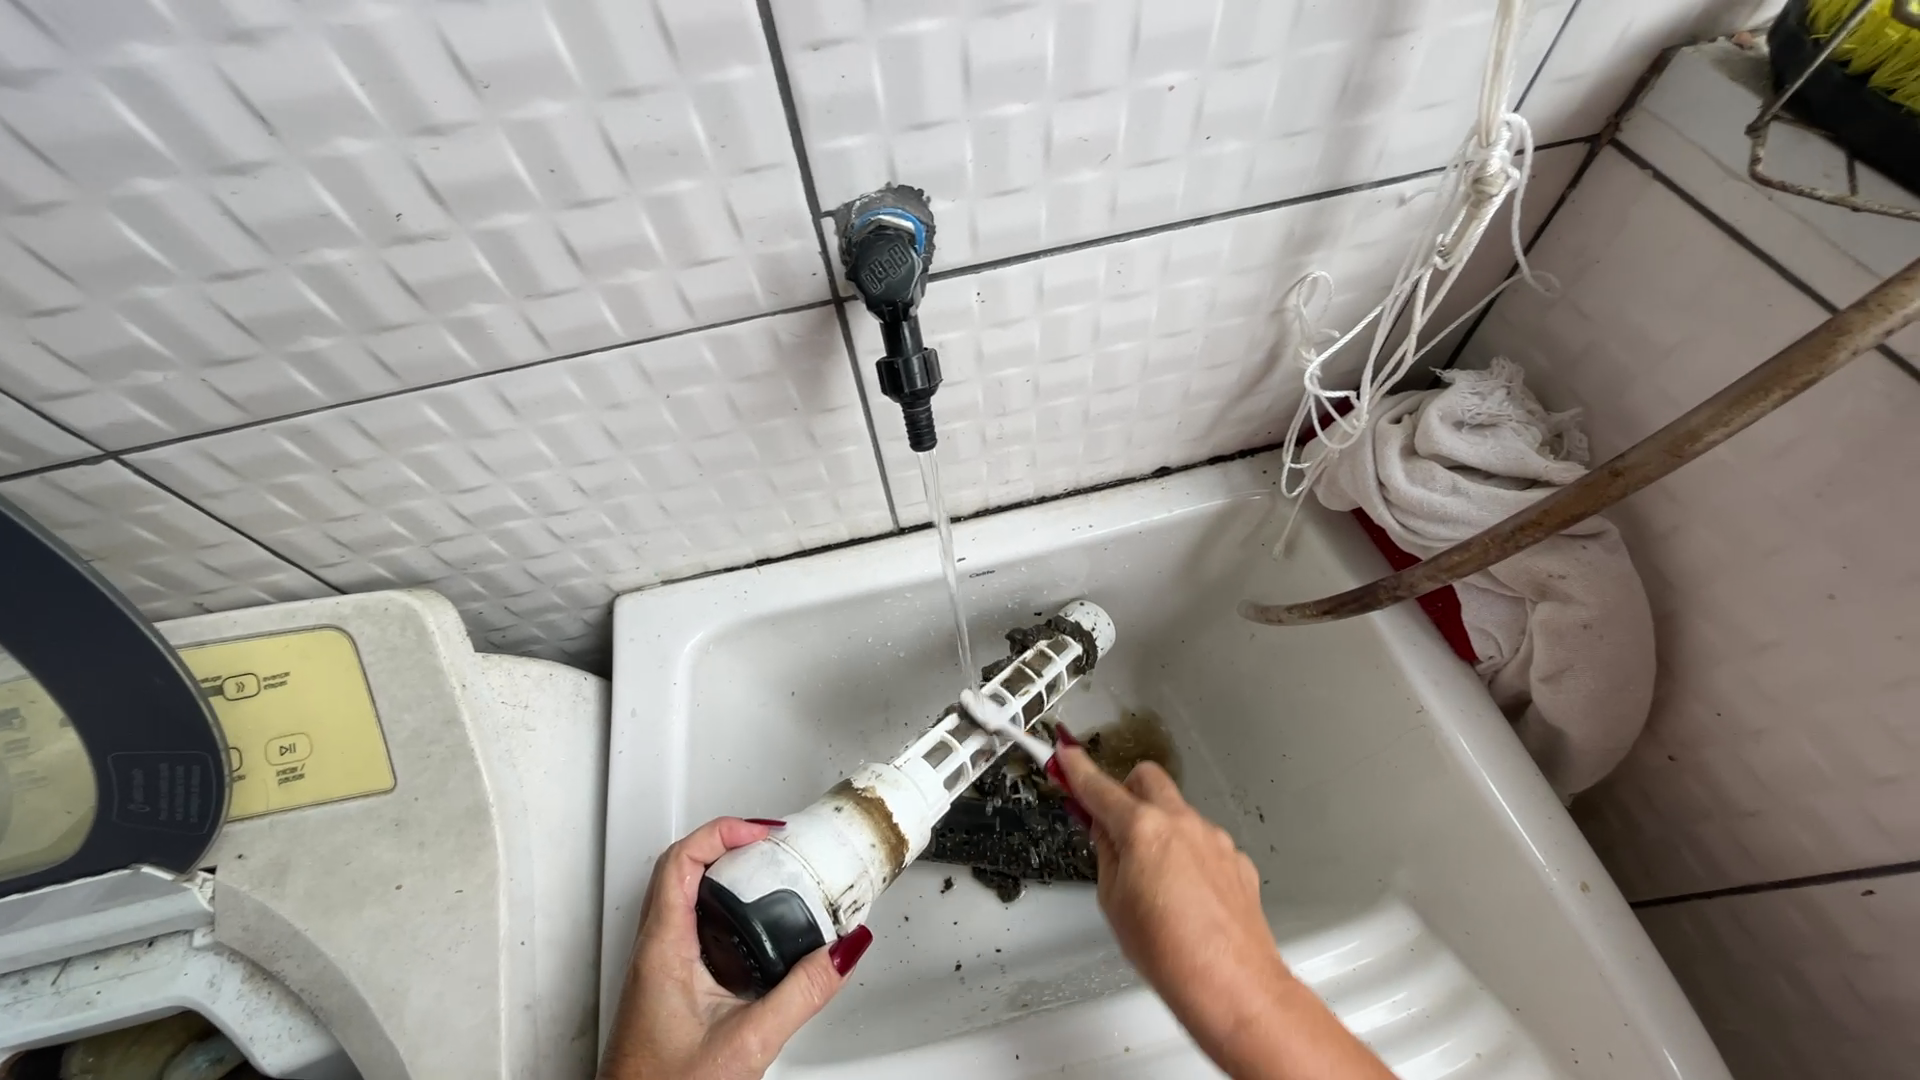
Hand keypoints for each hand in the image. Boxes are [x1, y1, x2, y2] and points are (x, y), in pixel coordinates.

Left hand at [598, 818, 871, 1079]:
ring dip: (725, 869)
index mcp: (663, 949)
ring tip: (767, 867)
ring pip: (684, 890)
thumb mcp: (749, 1042)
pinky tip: (754, 922)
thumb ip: (802, 993)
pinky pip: (691, 918)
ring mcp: (659, 964)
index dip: (723, 831)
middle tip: (770, 841)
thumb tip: (844, 949)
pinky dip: (725, 901)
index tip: (763, 832)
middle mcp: (655, 949)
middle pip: (683, 865)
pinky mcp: (668, 981)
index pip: (681, 860)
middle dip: (729, 841)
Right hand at [1055, 744, 1391, 1079]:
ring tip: (1154, 880)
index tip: (1066, 753)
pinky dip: (1187, 853)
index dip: (1076, 768)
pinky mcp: (1236, 859)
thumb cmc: (1170, 954)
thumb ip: (1107, 853)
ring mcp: (1213, 838)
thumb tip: (1104, 829)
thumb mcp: (1113, 901)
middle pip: (1146, 778)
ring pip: (1176, 810)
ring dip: (1159, 827)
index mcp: (1143, 829)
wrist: (1234, 988)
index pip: (1099, 786)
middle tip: (1114, 821)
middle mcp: (1181, 822)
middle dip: (1126, 789)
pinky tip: (1186, 895)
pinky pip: (1202, 841)